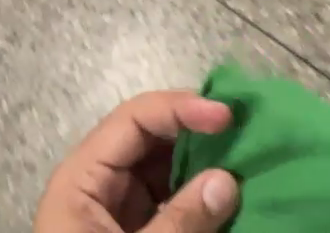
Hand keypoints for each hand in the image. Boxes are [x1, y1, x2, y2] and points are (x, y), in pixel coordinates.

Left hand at [34, 90, 240, 232]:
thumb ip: (179, 222)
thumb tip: (226, 180)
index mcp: (84, 176)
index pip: (134, 119)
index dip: (180, 108)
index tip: (226, 115)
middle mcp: (99, 182)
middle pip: (150, 138)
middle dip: (196, 132)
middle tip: (244, 130)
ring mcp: (116, 208)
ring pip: (164, 168)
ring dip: (203, 163)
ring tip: (245, 158)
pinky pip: (169, 200)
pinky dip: (198, 196)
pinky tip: (230, 196)